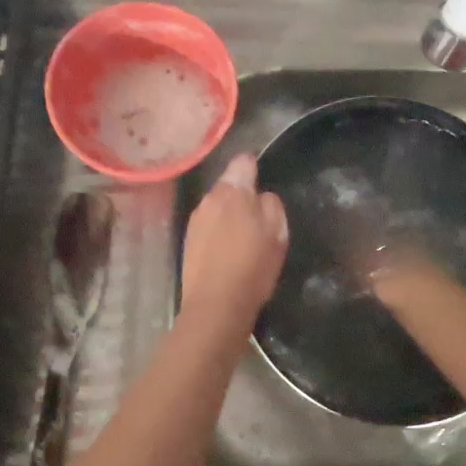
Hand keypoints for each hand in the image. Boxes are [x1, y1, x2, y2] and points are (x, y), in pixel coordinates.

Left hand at [180, 154, 287, 329]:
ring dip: (227, 212)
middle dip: (241, 192)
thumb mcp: (277, 233)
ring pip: (216, 204)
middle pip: (227, 183)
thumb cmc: (253, 266)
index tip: (263, 178)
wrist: (216, 304)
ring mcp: (195, 219)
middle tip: (257, 213)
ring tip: (242, 234)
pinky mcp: (187, 240)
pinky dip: (217, 230)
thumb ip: (271, 205)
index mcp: (234, 191)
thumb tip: (262, 195)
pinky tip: (226, 249)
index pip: (243, 162)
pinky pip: (207, 224)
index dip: (255, 167)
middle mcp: (210, 198)